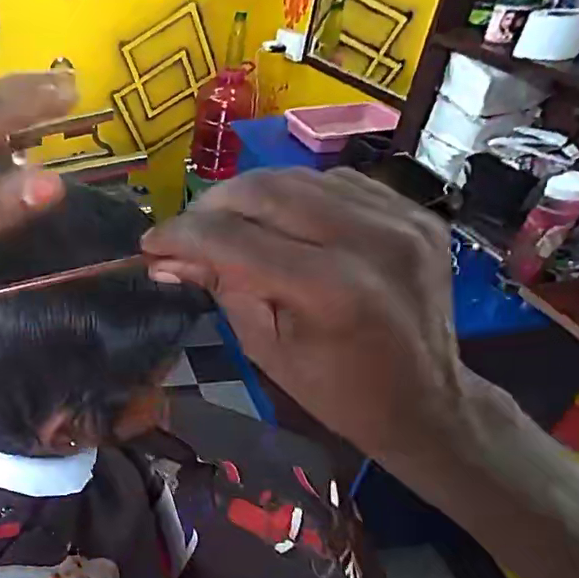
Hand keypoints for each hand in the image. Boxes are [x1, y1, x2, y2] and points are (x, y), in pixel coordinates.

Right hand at [141, 168, 471, 460]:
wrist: (427, 400)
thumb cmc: (334, 390)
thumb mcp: (264, 346)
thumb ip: (220, 289)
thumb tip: (165, 258)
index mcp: (329, 290)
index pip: (234, 239)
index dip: (181, 235)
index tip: (151, 243)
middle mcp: (369, 240)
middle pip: (264, 191)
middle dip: (210, 207)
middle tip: (186, 231)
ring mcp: (400, 219)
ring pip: (298, 178)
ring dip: (248, 197)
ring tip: (225, 224)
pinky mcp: (414, 212)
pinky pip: (335, 183)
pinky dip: (295, 196)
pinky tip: (280, 221)